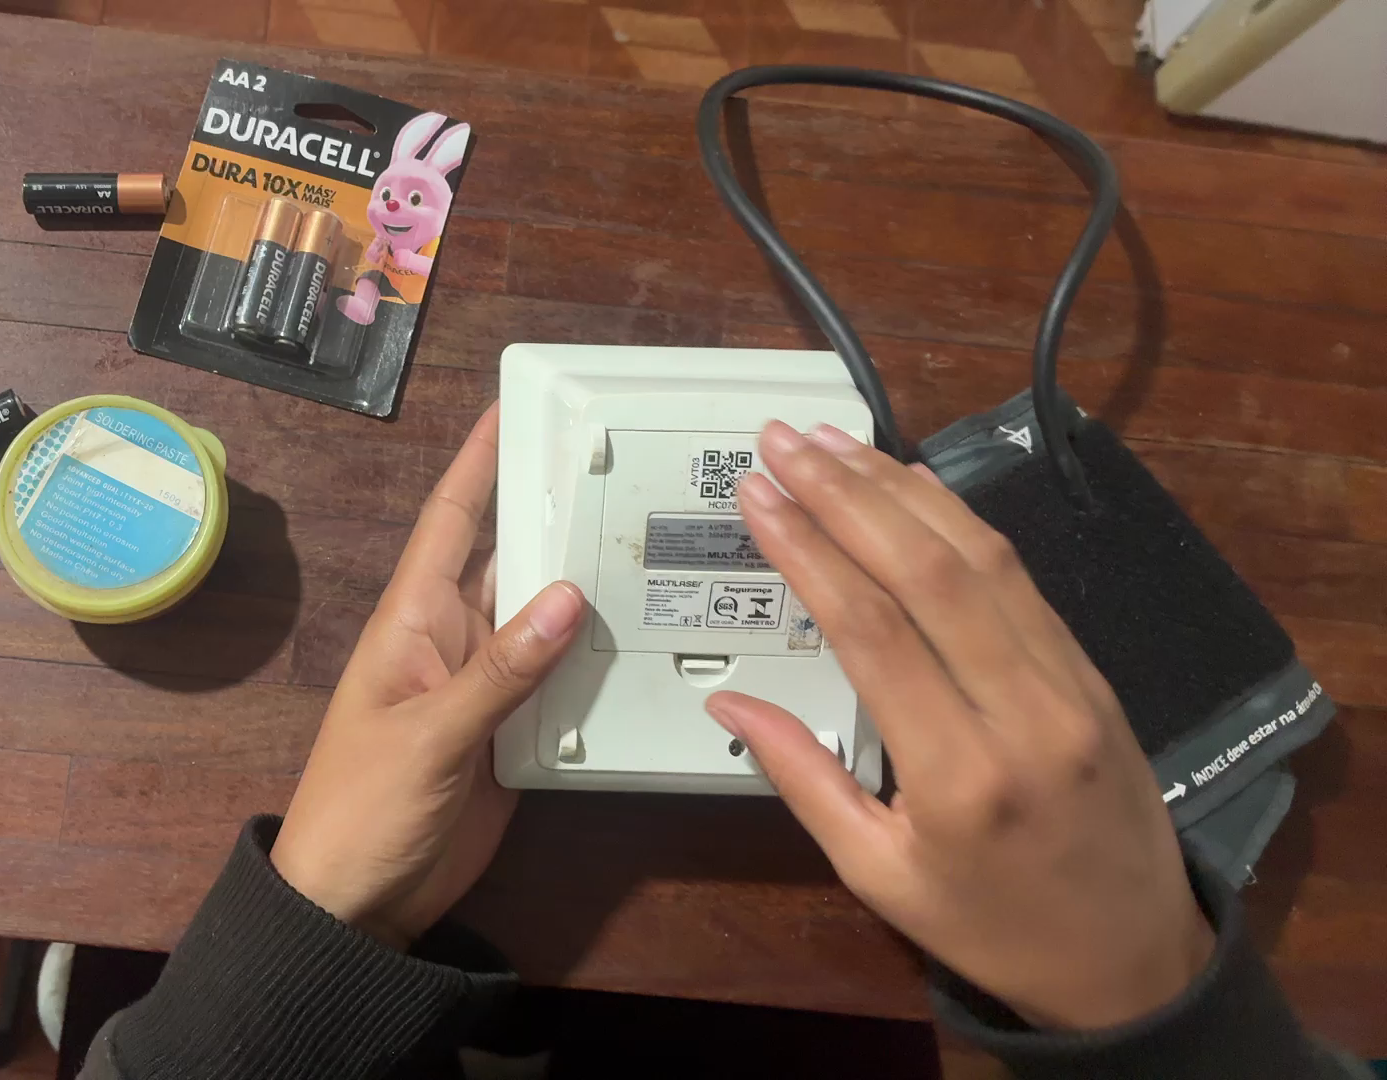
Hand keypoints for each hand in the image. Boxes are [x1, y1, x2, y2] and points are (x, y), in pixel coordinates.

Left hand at [273, 405, 585, 947]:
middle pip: (507, 558)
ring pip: (538, 615)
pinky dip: (588, 653)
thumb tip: (568, 595)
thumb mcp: (429, 734)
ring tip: (642, 538)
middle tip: (613, 468)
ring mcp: (485, 680)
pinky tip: (635, 633)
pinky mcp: (511, 725)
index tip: (509, 409)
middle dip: (549, 512)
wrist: (360, 899)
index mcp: (415, 618)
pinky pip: (555, 674)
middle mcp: (453, 635)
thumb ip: (499, 670)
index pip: (450, 521)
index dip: (476, 463)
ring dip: (579, 581)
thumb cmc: (365, 804)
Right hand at [707, 420, 1213, 1030]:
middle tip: (783, 442)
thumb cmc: (988, 921)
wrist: (1133, 961)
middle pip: (928, 570)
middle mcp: (1026, 709)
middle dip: (844, 492)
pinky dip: (954, 515)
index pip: (871, 628)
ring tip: (830, 441)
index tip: (760, 496)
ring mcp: (1070, 680)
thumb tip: (727, 704)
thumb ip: (800, 776)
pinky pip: (1016, 573)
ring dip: (895, 486)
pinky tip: (909, 479)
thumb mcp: (873, 869)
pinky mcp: (1086, 667)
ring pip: (978, 555)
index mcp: (960, 769)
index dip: (808, 549)